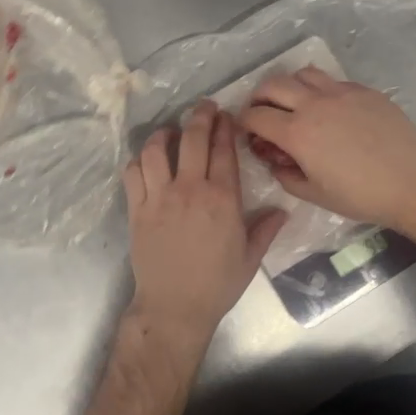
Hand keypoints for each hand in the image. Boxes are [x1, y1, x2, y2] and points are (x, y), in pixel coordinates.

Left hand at [124, 101, 286, 349]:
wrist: (174, 307)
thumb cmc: (217, 285)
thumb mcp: (250, 258)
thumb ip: (265, 229)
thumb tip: (282, 210)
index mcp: (222, 199)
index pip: (223, 150)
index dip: (225, 128)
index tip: (227, 116)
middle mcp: (190, 190)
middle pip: (193, 139)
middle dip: (200, 116)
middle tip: (204, 107)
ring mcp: (159, 197)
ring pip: (157, 150)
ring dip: (165, 134)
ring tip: (171, 130)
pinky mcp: (137, 208)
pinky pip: (133, 173)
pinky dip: (139, 160)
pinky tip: (147, 159)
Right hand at [238, 68, 415, 237]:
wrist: (414, 184)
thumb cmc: (361, 197)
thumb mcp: (315, 195)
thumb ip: (286, 176)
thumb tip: (277, 162)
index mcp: (297, 133)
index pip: (255, 116)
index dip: (244, 122)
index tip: (248, 130)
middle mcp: (314, 105)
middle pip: (272, 85)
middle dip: (259, 96)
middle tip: (263, 111)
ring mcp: (340, 93)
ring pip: (302, 74)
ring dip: (290, 86)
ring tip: (295, 103)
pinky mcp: (364, 90)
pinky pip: (332, 81)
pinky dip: (321, 90)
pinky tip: (331, 109)